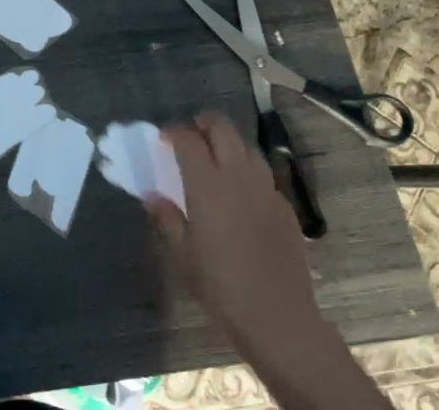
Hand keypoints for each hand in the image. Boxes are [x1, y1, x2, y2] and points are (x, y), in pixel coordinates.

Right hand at [147, 112, 323, 355]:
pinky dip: (248, 172)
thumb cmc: (220, 284)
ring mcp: (266, 190)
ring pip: (248, 147)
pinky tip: (240, 195)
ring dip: (229, 144)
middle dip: (204, 124)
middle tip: (190, 137)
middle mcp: (238, 177)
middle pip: (223, 129)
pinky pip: (264, 175)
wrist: (276, 315)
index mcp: (207, 185)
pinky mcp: (285, 207)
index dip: (173, 133)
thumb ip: (167, 218)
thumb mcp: (182, 253)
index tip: (163, 140)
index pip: (188, 140)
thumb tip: (153, 197)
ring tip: (216, 160)